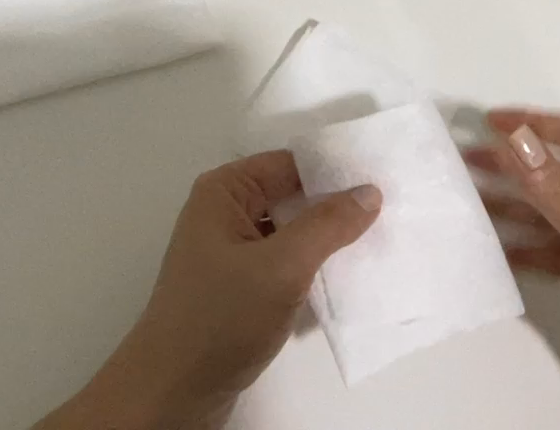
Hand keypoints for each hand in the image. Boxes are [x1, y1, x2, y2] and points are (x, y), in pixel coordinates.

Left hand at [35, 151, 381, 429]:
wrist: (172, 393)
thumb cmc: (221, 317)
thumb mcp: (282, 267)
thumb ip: (327, 226)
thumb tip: (369, 191)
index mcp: (224, 191)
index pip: (288, 164)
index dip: (332, 171)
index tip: (380, 182)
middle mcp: (224, 212)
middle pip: (289, 197)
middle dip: (332, 208)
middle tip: (387, 215)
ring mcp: (229, 251)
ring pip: (288, 233)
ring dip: (323, 243)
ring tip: (375, 246)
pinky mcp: (236, 287)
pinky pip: (281, 264)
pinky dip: (308, 270)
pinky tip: (342, 282)